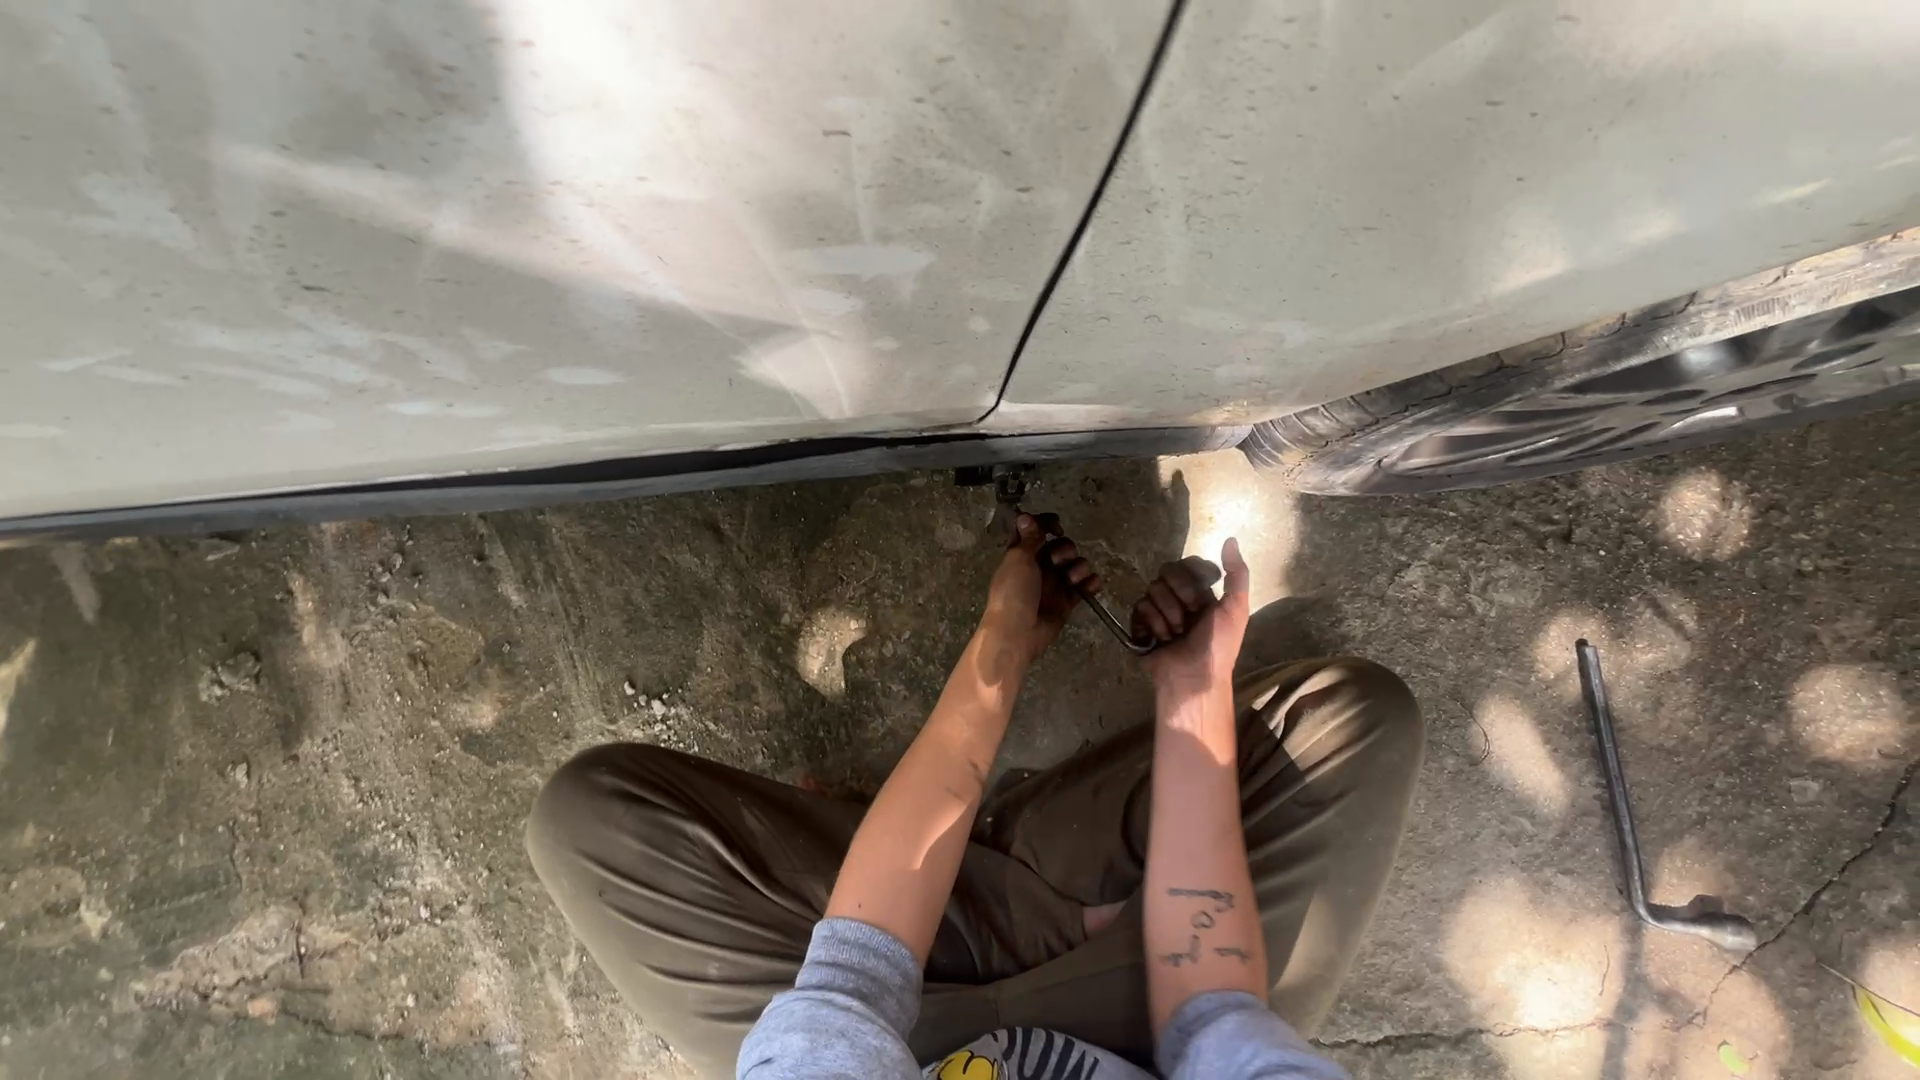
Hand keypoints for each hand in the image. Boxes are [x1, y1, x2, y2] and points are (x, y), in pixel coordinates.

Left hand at [980, 513, 1101, 665]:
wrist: (1018, 631)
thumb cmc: (1013, 591)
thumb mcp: (1018, 558)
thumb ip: (1029, 537)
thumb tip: (1025, 514)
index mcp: (1022, 553)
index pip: (1037, 530)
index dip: (1048, 524)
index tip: (1056, 528)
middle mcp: (1040, 565)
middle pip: (1062, 546)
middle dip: (1066, 550)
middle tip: (1058, 562)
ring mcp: (1055, 583)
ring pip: (1076, 564)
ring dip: (1079, 567)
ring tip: (1072, 579)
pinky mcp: (1068, 600)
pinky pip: (1085, 586)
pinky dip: (1091, 583)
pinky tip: (1090, 586)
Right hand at [1134, 538, 1250, 696]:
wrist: (1194, 676)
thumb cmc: (1219, 645)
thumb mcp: (1236, 608)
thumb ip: (1237, 573)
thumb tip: (1231, 539)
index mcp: (1201, 592)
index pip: (1188, 563)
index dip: (1193, 576)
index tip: (1204, 595)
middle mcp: (1178, 597)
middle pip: (1167, 571)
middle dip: (1180, 595)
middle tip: (1190, 616)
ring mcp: (1157, 610)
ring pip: (1153, 589)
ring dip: (1168, 614)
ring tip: (1177, 635)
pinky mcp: (1140, 623)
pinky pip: (1140, 607)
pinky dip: (1154, 624)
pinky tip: (1161, 639)